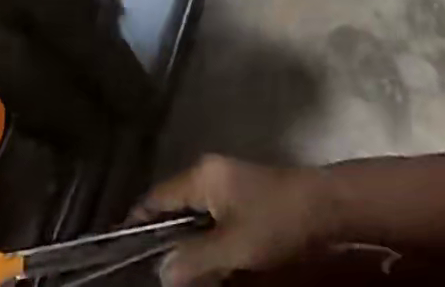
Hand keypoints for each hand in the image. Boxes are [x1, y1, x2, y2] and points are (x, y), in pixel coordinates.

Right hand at [132, 156, 329, 286]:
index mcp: (201, 175)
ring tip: (175, 267)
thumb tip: (161, 272)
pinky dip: (204, 236)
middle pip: (173, 203)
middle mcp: (208, 171)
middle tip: (149, 264)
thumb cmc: (275, 222)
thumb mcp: (234, 247)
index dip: (138, 219)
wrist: (324, 207)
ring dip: (185, 239)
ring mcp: (226, 180)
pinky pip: (211, 215)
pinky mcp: (242, 193)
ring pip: (193, 212)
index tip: (121, 244)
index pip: (157, 196)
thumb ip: (196, 259)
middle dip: (162, 234)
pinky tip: (206, 259)